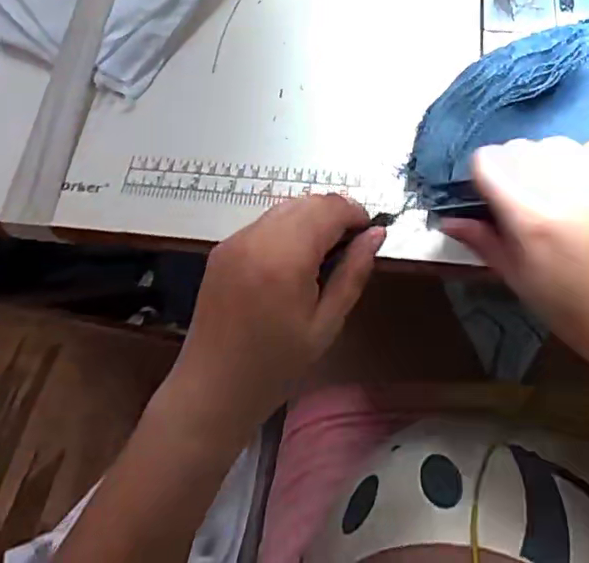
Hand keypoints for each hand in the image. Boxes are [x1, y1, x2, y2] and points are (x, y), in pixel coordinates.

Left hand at [163, 194, 384, 434]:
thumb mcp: (326, 324)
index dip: (355, 213)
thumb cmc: (276, 365)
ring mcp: (235, 239)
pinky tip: (291, 262)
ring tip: (322, 256)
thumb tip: (376, 235)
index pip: (328, 208)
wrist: (213, 386)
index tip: (369, 233)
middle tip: (350, 246)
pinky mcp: (223, 246)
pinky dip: (285, 229)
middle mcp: (256, 237)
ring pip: (284, 208)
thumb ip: (353, 273)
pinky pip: (263, 223)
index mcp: (285, 257)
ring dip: (310, 219)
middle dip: (334, 214)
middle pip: (307, 202)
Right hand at [441, 138, 588, 379]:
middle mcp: (564, 189)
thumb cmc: (578, 311)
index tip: (494, 199)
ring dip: (551, 164)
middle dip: (516, 170)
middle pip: (519, 148)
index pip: (488, 159)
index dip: (485, 175)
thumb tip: (447, 219)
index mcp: (531, 217)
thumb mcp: (521, 281)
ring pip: (556, 144)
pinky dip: (587, 162)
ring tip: (564, 196)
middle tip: (530, 203)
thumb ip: (484, 241)